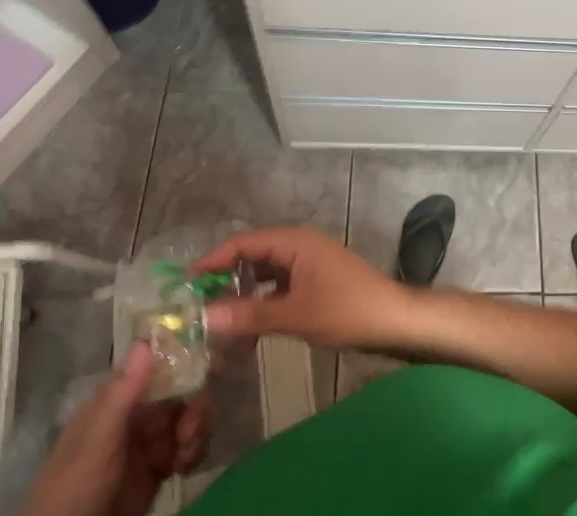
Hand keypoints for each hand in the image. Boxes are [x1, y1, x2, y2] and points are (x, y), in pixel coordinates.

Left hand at [22, 342, 212, 515]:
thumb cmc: (75, 487)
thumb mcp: (97, 441)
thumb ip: (122, 395)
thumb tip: (145, 341)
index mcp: (116, 400)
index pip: (157, 367)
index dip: (185, 363)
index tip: (211, 365)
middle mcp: (135, 415)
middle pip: (180, 393)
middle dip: (195, 407)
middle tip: (192, 430)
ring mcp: (148, 442)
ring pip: (188, 419)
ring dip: (197, 431)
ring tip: (186, 457)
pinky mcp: (158, 468)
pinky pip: (188, 447)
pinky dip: (194, 453)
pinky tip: (184, 470)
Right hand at [193, 226, 414, 350]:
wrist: (394, 321)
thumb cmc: (347, 311)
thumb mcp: (295, 315)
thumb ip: (249, 315)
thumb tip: (204, 317)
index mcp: (294, 242)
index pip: (242, 243)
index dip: (211, 261)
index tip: (182, 283)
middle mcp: (298, 247)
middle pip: (250, 258)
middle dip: (222, 282)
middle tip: (192, 308)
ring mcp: (307, 265)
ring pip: (262, 277)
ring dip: (240, 298)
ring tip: (213, 325)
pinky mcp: (313, 284)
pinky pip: (277, 290)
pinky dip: (260, 307)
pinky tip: (244, 333)